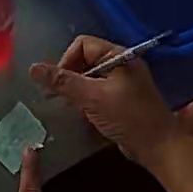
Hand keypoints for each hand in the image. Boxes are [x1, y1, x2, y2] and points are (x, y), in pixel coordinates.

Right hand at [31, 35, 182, 165]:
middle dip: (70, 77)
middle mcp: (121, 64)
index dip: (66, 60)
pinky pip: (98, 92)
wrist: (159, 146)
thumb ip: (63, 82)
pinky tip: (84, 115)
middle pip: (85, 60)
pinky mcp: (122, 99)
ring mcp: (123, 82)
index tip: (58, 84)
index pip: (82, 45)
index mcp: (118, 55)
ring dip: (78, 91)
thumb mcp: (92, 97)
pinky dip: (88, 101)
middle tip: (61, 98)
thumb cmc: (128, 117)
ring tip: (72, 108)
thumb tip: (33, 68)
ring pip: (90, 78)